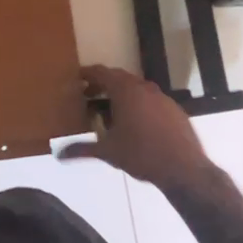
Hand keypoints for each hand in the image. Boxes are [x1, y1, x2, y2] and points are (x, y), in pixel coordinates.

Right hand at [57, 65, 215, 190]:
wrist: (184, 169)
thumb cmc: (141, 155)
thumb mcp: (107, 152)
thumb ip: (81, 149)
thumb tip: (58, 154)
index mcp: (126, 92)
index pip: (102, 73)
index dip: (88, 74)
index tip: (77, 78)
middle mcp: (145, 88)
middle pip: (120, 78)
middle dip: (103, 83)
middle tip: (89, 94)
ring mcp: (163, 98)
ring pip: (137, 88)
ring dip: (122, 93)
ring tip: (111, 109)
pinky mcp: (175, 110)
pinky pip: (152, 99)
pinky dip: (139, 103)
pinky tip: (136, 123)